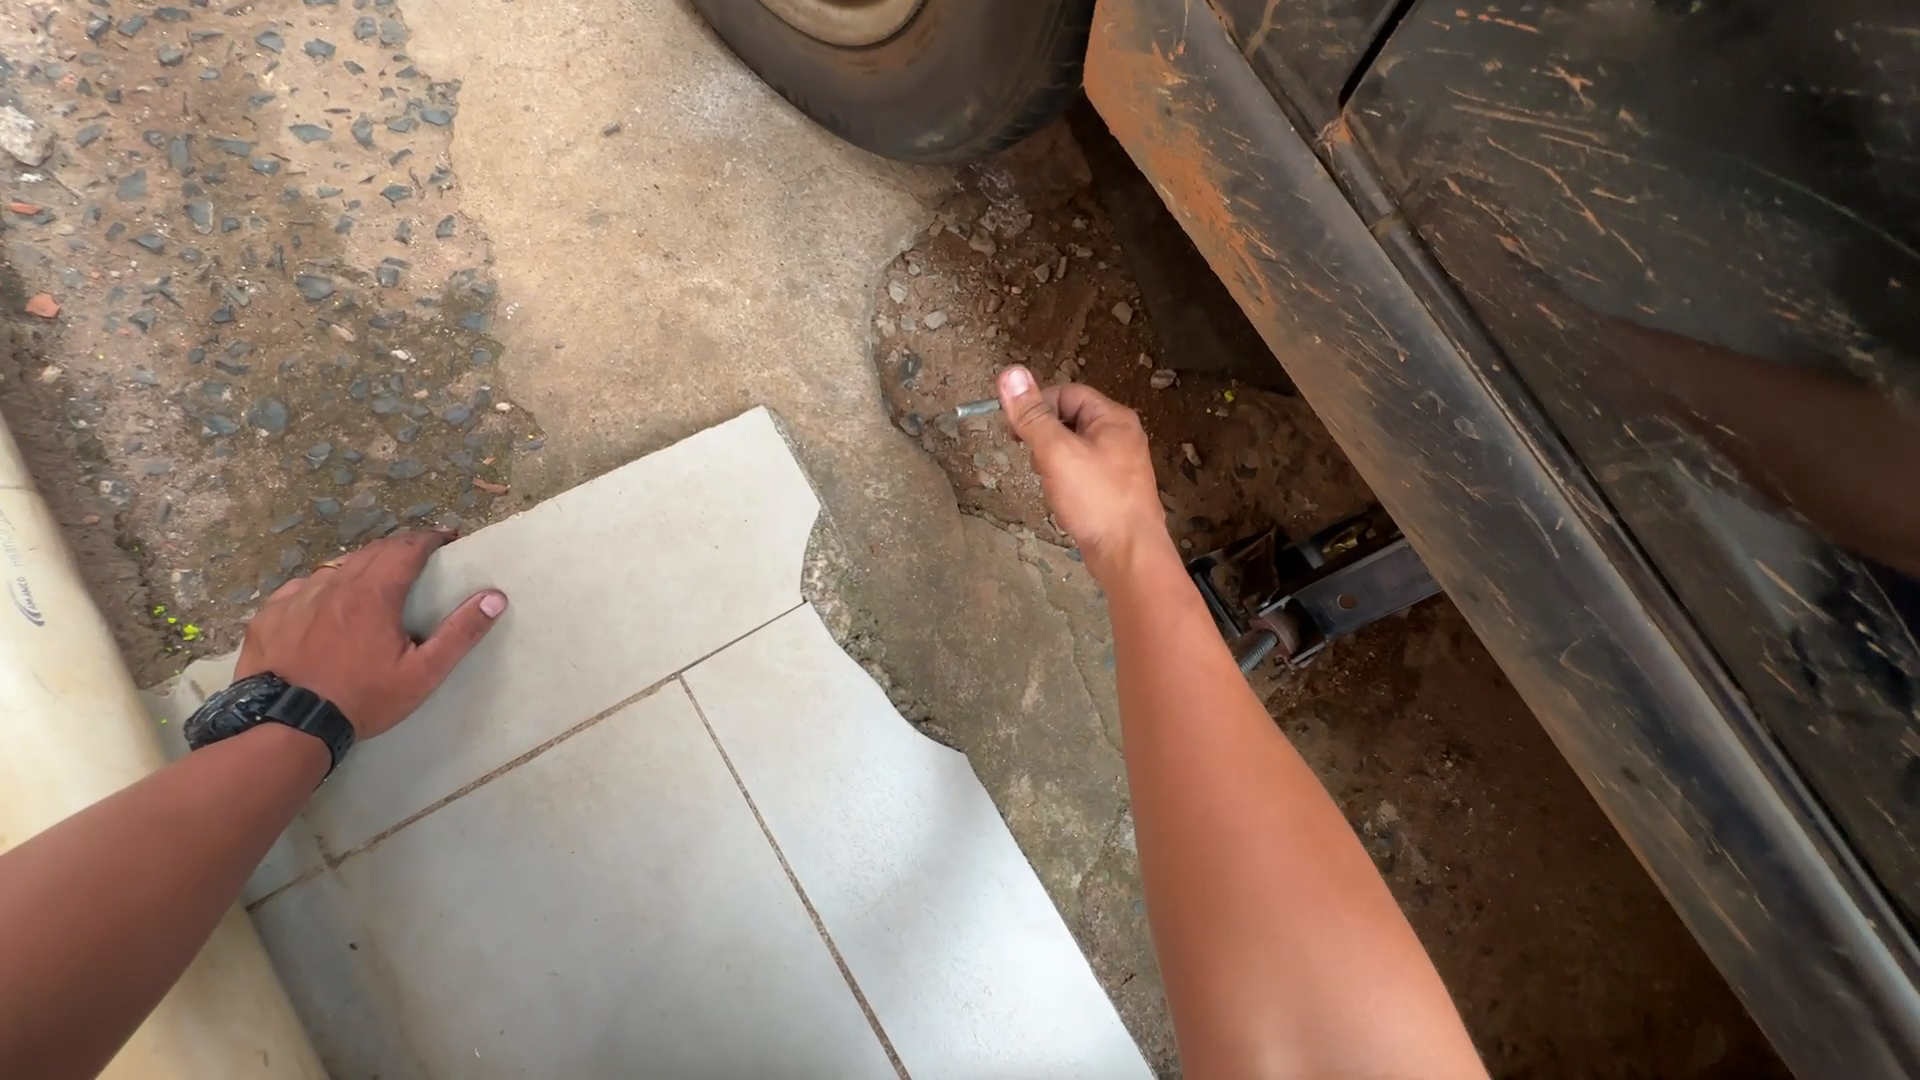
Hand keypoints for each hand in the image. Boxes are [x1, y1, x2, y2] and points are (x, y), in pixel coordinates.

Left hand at [233, 530, 506, 738]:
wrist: (284, 727)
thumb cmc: (363, 698)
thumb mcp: (424, 671)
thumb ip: (461, 632)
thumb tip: (495, 597)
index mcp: (374, 594)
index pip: (406, 549)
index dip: (430, 538)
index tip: (448, 537)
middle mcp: (334, 585)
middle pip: (372, 551)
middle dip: (401, 547)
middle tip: (421, 555)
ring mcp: (296, 598)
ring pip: (336, 566)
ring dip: (364, 565)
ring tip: (377, 578)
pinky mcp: (269, 616)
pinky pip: (302, 587)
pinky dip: (324, 586)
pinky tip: (328, 603)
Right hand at [996, 365, 1174, 581]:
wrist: (1128, 554)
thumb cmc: (1097, 500)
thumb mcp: (1056, 452)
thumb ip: (1032, 416)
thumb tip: (1010, 374)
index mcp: (1113, 418)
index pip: (1066, 394)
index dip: (1038, 407)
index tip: (1015, 429)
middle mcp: (1120, 436)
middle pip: (1070, 420)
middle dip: (1045, 438)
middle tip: (1036, 460)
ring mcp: (1119, 464)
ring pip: (1073, 448)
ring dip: (1052, 461)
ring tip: (1051, 483)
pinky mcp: (1113, 489)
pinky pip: (1081, 472)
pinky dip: (1065, 480)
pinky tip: (1062, 499)